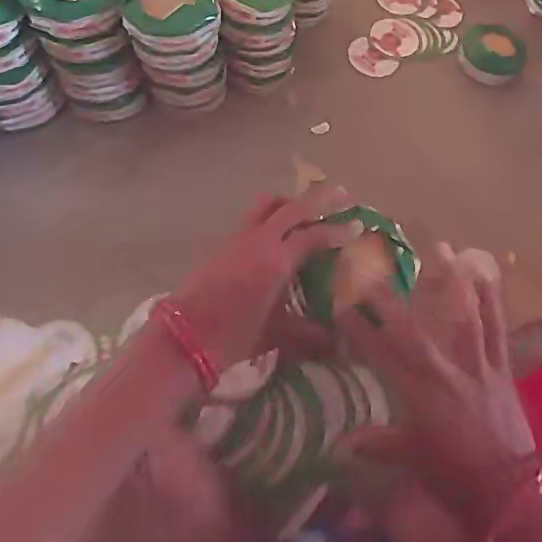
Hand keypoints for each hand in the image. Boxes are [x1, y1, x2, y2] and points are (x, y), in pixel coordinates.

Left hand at [171, 183, 357, 372]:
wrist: (183, 339)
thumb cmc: (233, 337)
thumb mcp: (276, 336)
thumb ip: (311, 335)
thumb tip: (341, 344)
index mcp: (276, 260)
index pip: (314, 236)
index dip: (338, 230)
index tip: (358, 224)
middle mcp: (259, 240)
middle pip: (293, 207)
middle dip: (319, 201)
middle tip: (342, 196)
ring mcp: (237, 238)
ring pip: (267, 204)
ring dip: (290, 203)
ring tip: (305, 209)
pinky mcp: (222, 244)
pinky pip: (252, 218)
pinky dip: (270, 216)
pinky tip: (275, 233)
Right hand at [340, 243, 538, 534]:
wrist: (510, 492)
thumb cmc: (455, 475)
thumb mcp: (412, 460)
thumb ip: (377, 445)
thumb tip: (340, 444)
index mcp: (416, 392)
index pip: (378, 353)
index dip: (357, 328)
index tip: (338, 305)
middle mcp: (442, 369)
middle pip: (410, 327)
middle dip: (388, 297)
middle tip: (372, 266)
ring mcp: (474, 363)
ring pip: (460, 314)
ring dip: (450, 279)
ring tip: (440, 247)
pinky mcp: (500, 365)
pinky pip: (497, 327)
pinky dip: (492, 300)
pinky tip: (487, 274)